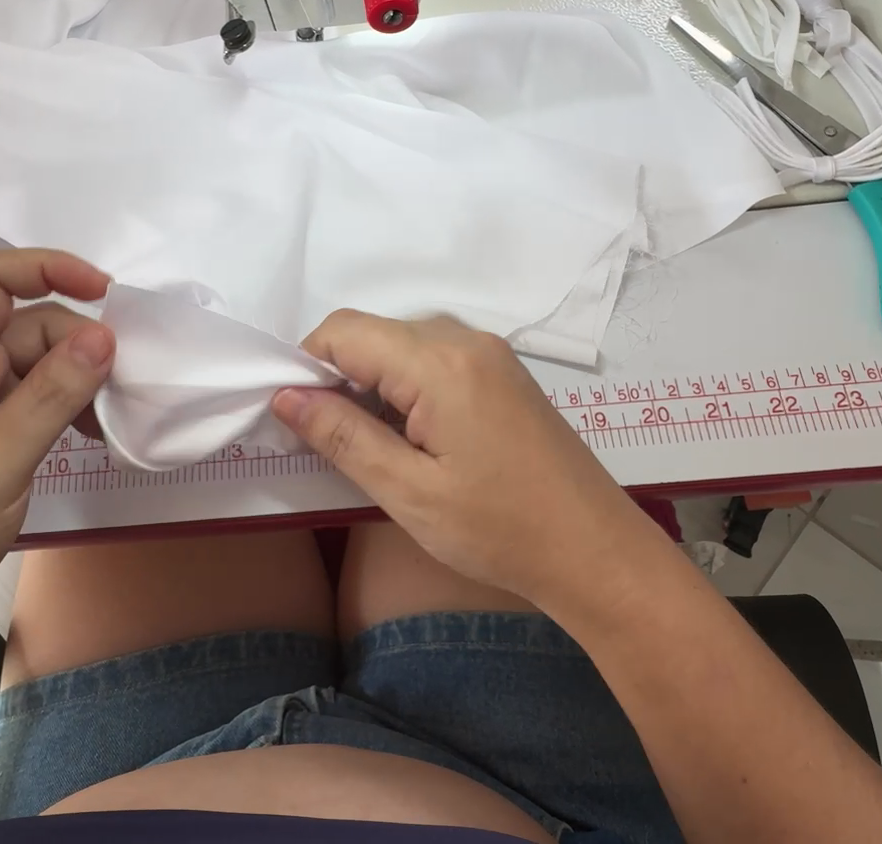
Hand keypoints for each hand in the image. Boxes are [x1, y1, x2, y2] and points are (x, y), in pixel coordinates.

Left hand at [0, 250, 115, 635]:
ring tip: (109, 421)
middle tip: (120, 386)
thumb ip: (53, 394)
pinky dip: (66, 410)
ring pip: (37, 364)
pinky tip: (91, 436)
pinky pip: (34, 400)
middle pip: (26, 325)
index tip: (106, 292)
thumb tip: (106, 336)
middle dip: (77, 347)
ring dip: (78, 383)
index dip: (47, 268)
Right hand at [271, 311, 643, 604]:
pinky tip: (416, 441)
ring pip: (401, 346)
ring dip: (373, 386)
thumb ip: (341, 435)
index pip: (343, 331)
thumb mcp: (408, 492)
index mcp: (439, 361)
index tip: (299, 420)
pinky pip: (433, 360)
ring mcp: (489, 353)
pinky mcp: (502, 373)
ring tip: (378, 450)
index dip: (307, 367)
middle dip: (339, 379)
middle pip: (372, 334)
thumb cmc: (499, 530)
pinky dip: (406, 389)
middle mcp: (465, 339)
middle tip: (335, 445)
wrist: (596, 551)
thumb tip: (285, 395)